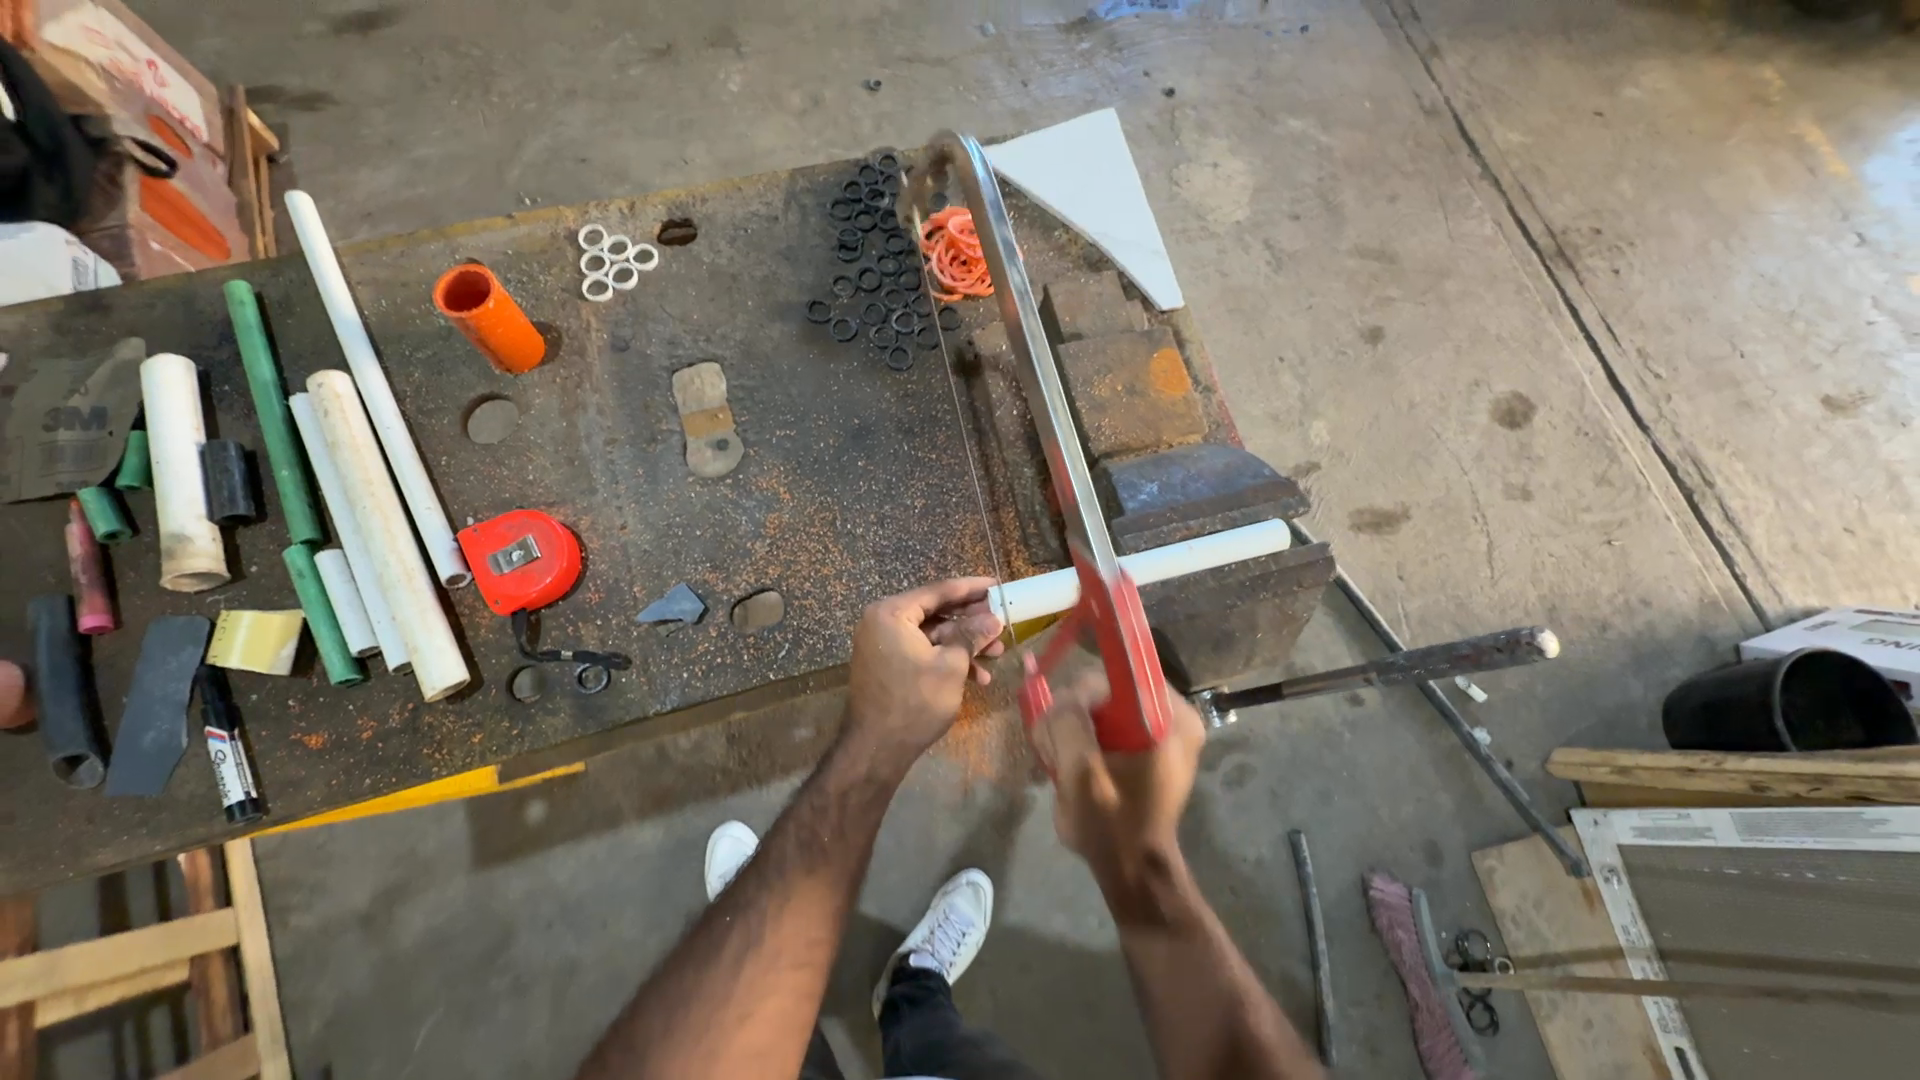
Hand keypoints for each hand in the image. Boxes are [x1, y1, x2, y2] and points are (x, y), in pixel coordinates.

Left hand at [845, 577, 1005, 770]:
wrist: (876, 749)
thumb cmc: (915, 702)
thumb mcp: (951, 665)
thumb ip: (972, 635)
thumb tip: (994, 618)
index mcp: (892, 612)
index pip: (938, 590)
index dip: (972, 588)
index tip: (998, 585)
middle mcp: (882, 621)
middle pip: (935, 612)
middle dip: (971, 621)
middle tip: (1002, 621)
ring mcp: (882, 644)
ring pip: (931, 634)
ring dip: (963, 644)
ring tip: (997, 653)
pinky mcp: (887, 663)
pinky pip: (920, 651)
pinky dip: (946, 659)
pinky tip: (977, 677)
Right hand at [1028, 672, 1204, 887]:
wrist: (1132, 871)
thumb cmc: (1113, 822)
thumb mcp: (1081, 771)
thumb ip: (1068, 721)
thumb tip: (1063, 699)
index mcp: (1172, 716)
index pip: (1117, 673)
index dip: (1082, 696)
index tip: (1063, 727)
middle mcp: (1174, 715)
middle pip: (1108, 690)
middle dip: (1076, 718)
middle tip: (1058, 753)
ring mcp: (1162, 732)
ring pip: (1102, 708)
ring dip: (1076, 733)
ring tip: (1064, 768)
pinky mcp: (1148, 748)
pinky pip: (1107, 726)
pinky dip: (1087, 742)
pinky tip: (1074, 768)